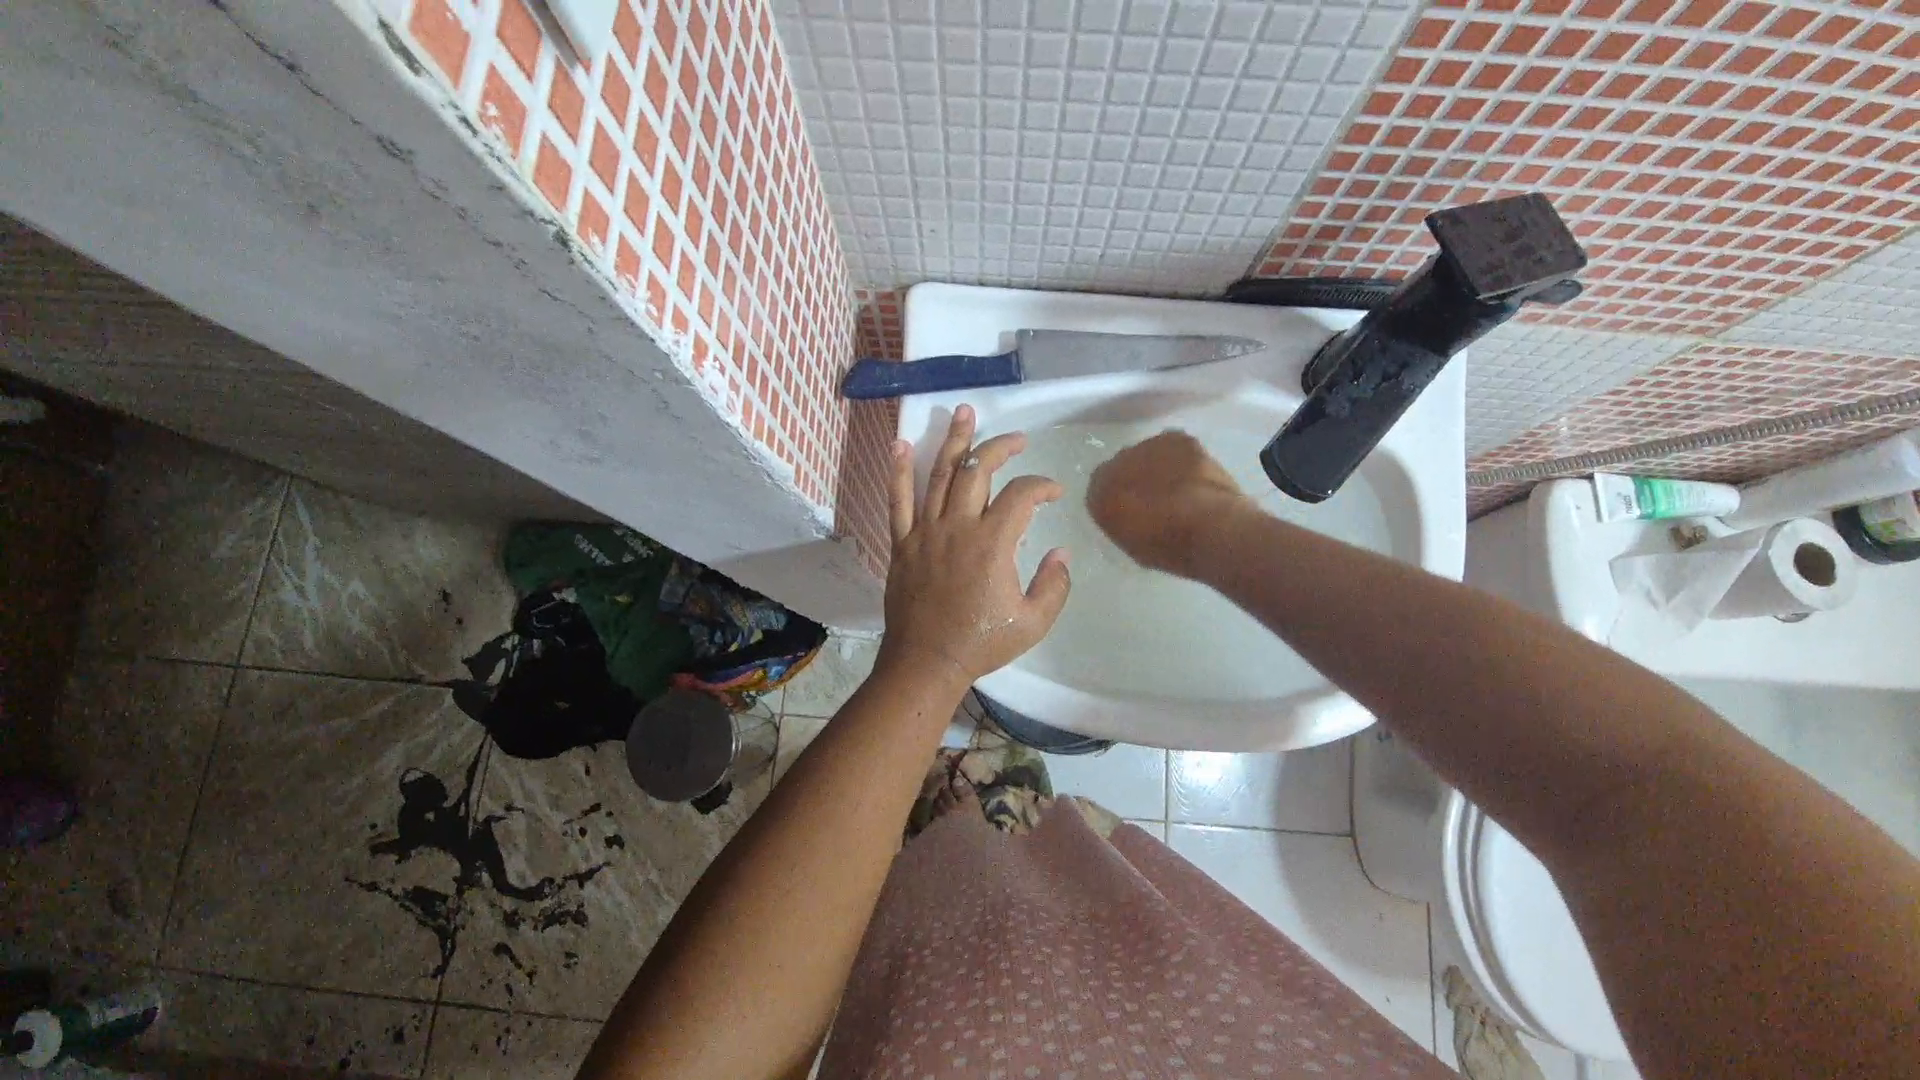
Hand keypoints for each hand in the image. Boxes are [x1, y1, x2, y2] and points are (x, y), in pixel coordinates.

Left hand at [880, 405, 1070, 685]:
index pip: (1021, 495)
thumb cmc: (981, 643)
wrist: (926, 661)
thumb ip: (1054, 585)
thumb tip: (1061, 552)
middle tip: (1017, 439)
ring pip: (939, 474)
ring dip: (953, 440)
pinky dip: (898, 470)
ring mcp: (925, 531)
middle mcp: (958, 527)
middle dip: (1000, 447)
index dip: (1042, 486)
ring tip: (963, 412)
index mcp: (992, 543)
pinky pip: (898, 499)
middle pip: (977, 470)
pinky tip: (900, 443)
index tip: (1053, 493)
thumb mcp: (1033, 622)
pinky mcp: (902, 542)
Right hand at [1087, 431, 1248, 576]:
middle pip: (1123, 467)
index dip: (1120, 499)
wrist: (1208, 528)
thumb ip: (1123, 522)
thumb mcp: (1133, 545)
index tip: (1135, 511)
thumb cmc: (1168, 548)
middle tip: (1159, 499)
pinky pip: (1175, 446)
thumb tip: (1130, 514)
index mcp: (1098, 495)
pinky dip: (1183, 458)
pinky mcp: (1176, 438)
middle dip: (1138, 479)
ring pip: (1149, 454)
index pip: (1100, 491)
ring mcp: (1146, 447)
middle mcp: (1114, 466)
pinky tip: (1196, 475)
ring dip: (1160, 466)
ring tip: (1182, 487)